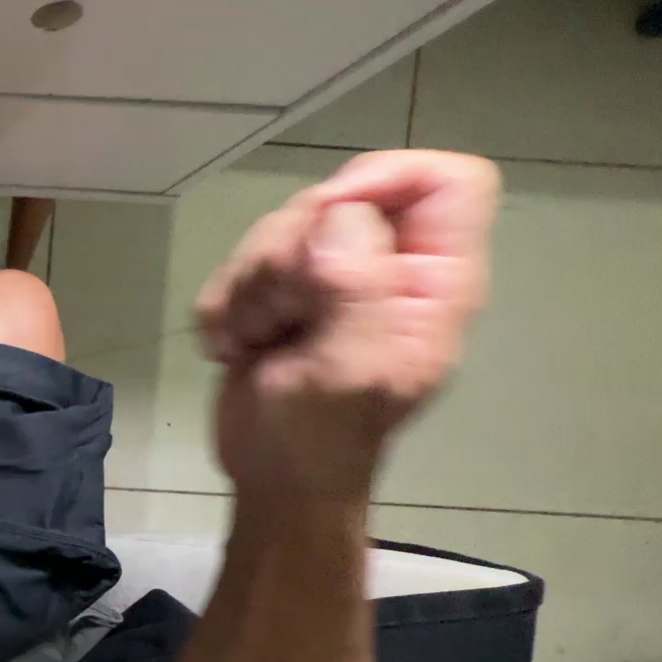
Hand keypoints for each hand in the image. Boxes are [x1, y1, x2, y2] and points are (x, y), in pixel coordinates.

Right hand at [196, 150, 500, 500]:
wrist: (272, 481)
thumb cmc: (319, 440)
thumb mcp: (348, 370)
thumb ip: (357, 288)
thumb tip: (336, 217)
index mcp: (428, 281)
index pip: (444, 182)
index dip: (384, 180)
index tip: (323, 219)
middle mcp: (380, 269)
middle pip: (331, 204)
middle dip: (282, 260)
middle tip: (276, 319)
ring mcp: (320, 285)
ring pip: (271, 237)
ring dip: (244, 293)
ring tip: (254, 343)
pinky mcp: (268, 303)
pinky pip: (229, 275)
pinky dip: (217, 312)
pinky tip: (231, 349)